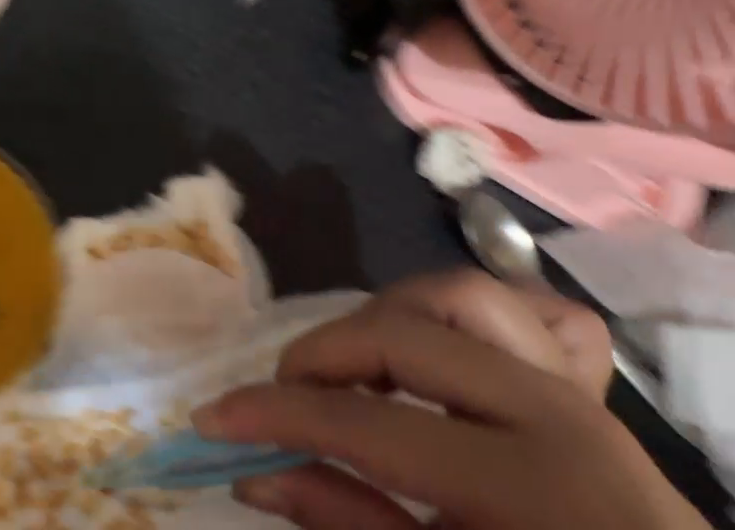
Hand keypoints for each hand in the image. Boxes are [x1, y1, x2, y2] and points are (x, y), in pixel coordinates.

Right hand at [194, 270, 707, 529]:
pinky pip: (534, 316)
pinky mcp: (593, 393)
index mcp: (536, 487)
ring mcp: (586, 395)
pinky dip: (466, 320)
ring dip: (387, 319)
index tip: (208, 418)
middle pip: (400, 333)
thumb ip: (344, 519)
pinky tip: (432, 358)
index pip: (365, 422)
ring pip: (463, 296)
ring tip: (354, 372)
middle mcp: (562, 418)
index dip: (272, 414)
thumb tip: (248, 473)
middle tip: (283, 399)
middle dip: (318, 356)